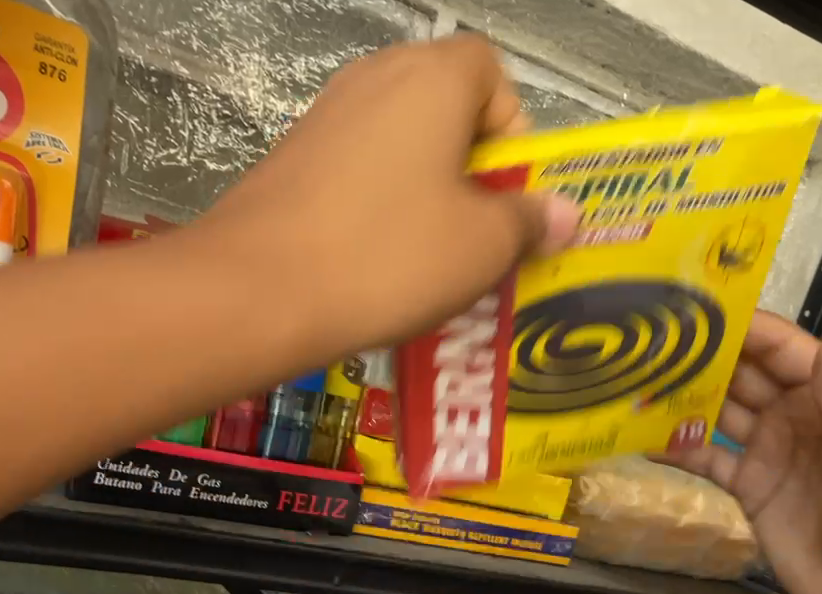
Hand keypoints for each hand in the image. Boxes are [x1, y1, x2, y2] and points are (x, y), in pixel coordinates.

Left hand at [194, 36, 578, 360]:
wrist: (257, 291)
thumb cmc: (387, 258)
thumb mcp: (480, 248)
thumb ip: (528, 222)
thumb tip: (564, 213)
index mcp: (432, 78)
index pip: (491, 73)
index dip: (510, 133)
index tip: (506, 196)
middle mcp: (373, 79)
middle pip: (442, 110)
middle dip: (467, 171)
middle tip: (471, 237)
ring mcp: (322, 119)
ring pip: (395, 149)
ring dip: (419, 196)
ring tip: (421, 262)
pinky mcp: (287, 163)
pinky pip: (351, 176)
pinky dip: (371, 210)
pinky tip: (368, 265)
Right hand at [666, 314, 821, 593]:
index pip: (784, 350)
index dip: (746, 329)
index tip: (696, 312)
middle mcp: (795, 416)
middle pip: (743, 376)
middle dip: (703, 358)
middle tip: (647, 344)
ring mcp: (767, 451)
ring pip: (719, 412)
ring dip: (683, 398)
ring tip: (633, 383)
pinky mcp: (745, 487)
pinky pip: (706, 459)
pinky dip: (677, 448)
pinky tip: (640, 438)